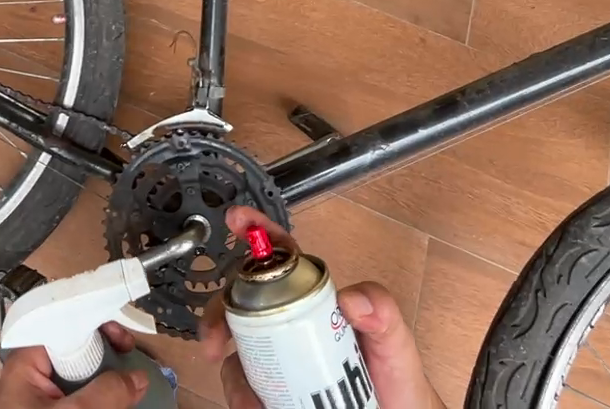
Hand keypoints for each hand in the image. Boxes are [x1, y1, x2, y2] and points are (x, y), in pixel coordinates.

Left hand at [0, 323, 147, 408]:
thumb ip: (106, 394)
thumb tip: (139, 378)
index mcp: (27, 362)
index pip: (63, 325)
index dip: (94, 324)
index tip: (123, 338)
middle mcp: (34, 373)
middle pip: (76, 348)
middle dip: (106, 354)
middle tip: (132, 358)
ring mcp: (44, 396)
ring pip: (82, 375)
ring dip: (107, 379)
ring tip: (131, 382)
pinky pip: (81, 397)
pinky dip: (100, 399)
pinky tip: (118, 400)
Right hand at [201, 208, 442, 408]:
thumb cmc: (395, 379)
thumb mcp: (394, 341)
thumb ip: (383, 311)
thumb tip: (351, 299)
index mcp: (312, 295)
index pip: (280, 253)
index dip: (256, 231)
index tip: (235, 220)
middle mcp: (287, 318)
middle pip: (242, 301)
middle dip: (218, 315)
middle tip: (214, 339)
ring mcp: (277, 353)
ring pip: (236, 347)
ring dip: (231, 371)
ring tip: (248, 400)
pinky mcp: (271, 387)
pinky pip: (243, 386)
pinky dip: (240, 397)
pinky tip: (253, 407)